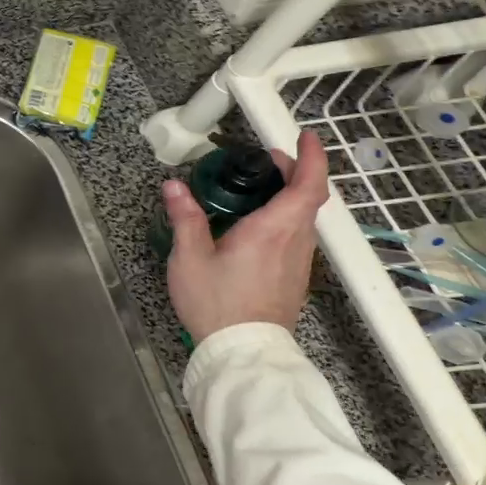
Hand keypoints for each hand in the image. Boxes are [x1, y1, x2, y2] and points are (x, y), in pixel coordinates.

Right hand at [165, 129, 330, 339]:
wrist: (243, 346)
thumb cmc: (216, 300)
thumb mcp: (190, 256)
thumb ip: (186, 218)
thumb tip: (174, 186)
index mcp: (273, 229)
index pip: (307, 185)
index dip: (310, 158)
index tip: (302, 138)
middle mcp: (295, 240)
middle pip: (308, 197)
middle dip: (294, 172)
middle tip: (267, 159)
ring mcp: (299, 259)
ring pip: (304, 216)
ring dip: (290, 195)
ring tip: (259, 188)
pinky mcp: (294, 274)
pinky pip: (296, 234)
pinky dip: (284, 216)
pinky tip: (257, 223)